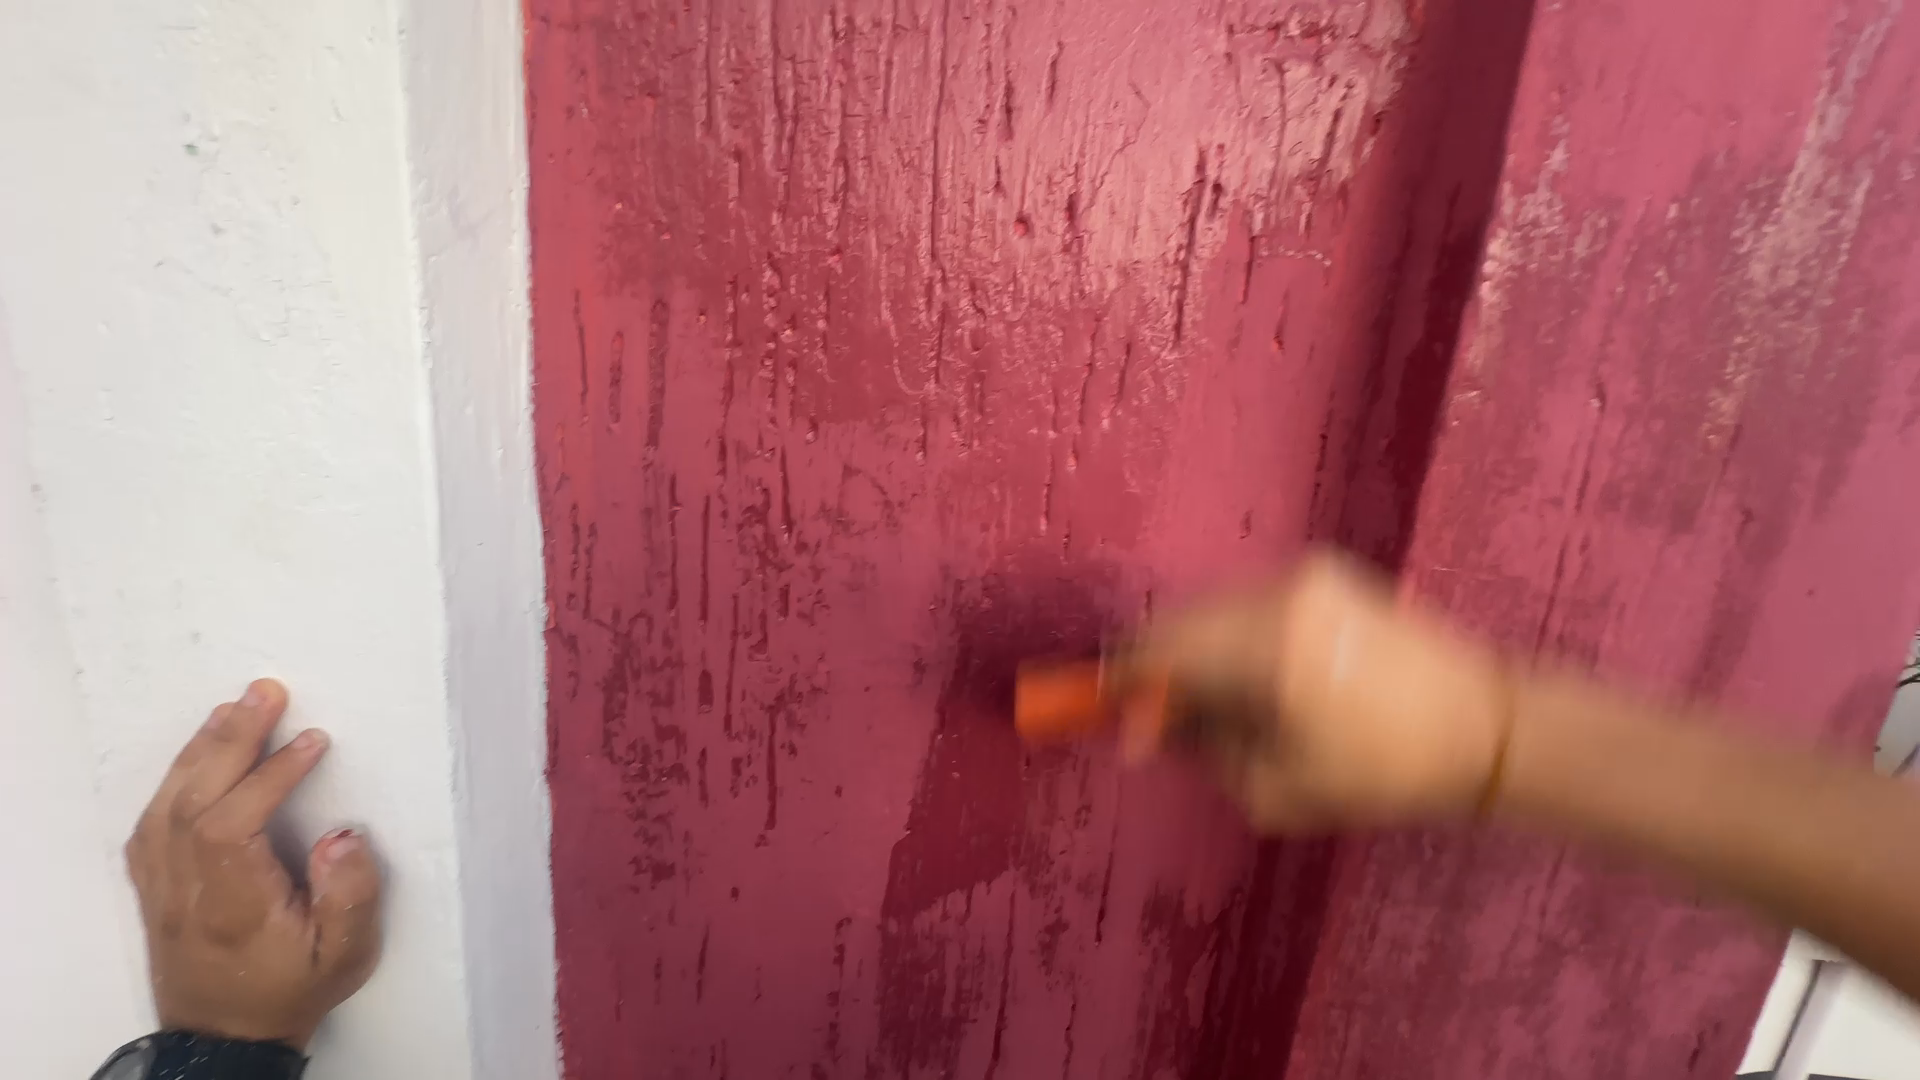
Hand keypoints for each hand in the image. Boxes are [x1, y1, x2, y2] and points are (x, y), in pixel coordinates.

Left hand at [125, 679, 382, 1048]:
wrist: (227, 1041)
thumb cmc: (296, 989)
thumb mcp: (346, 953)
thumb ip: (352, 894)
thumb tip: (343, 834)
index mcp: (234, 906)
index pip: (231, 827)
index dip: (269, 776)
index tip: (314, 740)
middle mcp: (186, 893)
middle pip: (190, 805)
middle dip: (228, 742)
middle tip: (263, 692)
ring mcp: (163, 891)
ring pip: (164, 810)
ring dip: (199, 753)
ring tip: (234, 708)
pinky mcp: (159, 889)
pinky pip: (152, 825)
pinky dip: (174, 781)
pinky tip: (199, 755)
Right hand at [1116, 549, 1510, 830]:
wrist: (1490, 723)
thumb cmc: (1385, 771)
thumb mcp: (1278, 789)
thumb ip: (1201, 748)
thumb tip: (1146, 726)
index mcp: (1269, 654)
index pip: (1161, 649)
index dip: (1122, 676)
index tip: (1104, 702)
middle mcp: (1276, 596)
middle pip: (1176, 619)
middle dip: (1155, 663)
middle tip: (1157, 708)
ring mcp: (1299, 573)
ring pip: (1208, 605)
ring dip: (1192, 645)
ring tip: (1211, 691)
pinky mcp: (1319, 567)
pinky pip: (1243, 598)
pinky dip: (1228, 630)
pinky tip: (1254, 665)